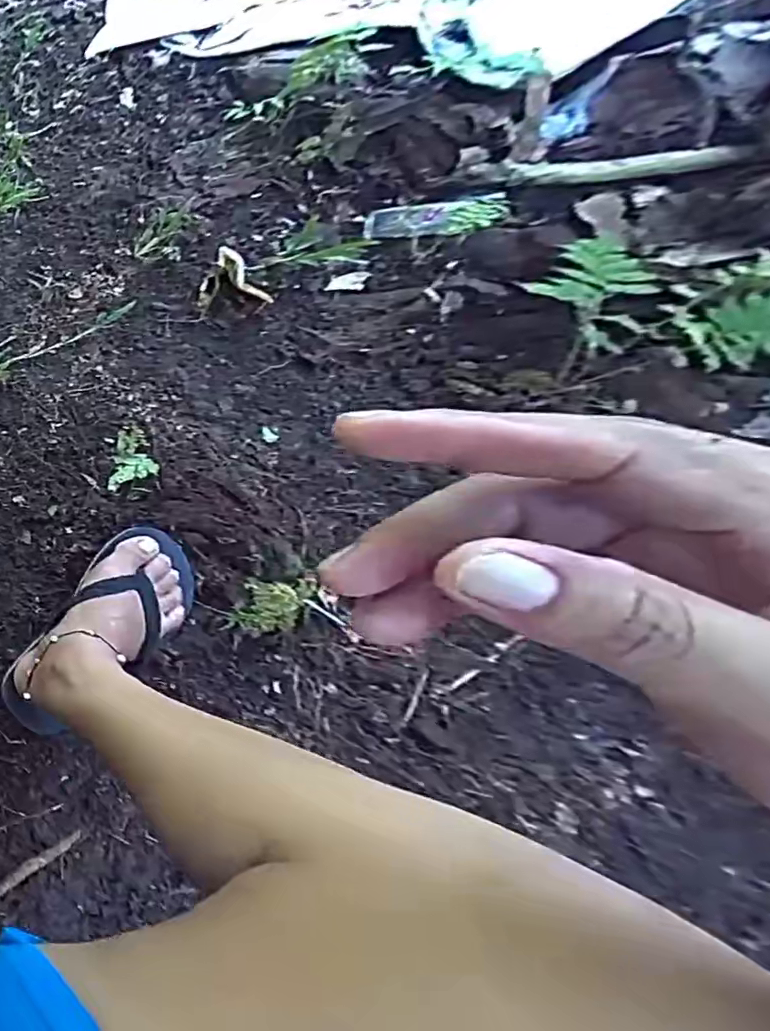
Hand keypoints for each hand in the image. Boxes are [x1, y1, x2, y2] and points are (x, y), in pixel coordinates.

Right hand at [320, 409, 769, 802]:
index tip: (358, 434)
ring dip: (433, 580)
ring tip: (371, 627)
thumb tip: (471, 567)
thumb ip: (632, 623)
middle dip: (427, 541)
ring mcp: (685, 563)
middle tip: (346, 587)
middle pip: (535, 504)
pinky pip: (538, 584)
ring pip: (522, 545)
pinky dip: (470, 604)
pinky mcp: (657, 602)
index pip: (595, 453)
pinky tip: (425, 628)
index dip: (466, 437)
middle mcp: (717, 521)